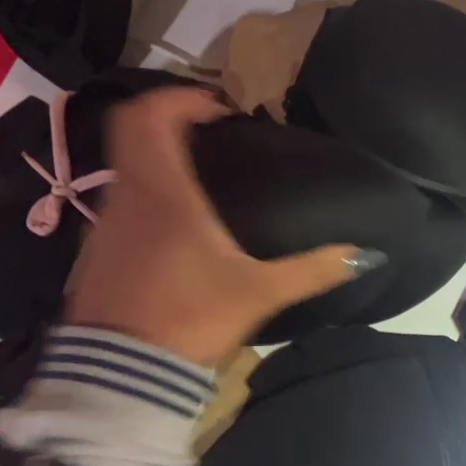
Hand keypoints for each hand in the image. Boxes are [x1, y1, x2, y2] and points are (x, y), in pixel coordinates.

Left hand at [65, 87, 381, 365]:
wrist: (124, 367)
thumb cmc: (192, 315)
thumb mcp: (263, 293)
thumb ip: (315, 270)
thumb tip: (369, 255)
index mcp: (164, 191)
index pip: (154, 114)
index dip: (185, 98)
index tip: (223, 110)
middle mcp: (127, 192)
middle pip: (131, 127)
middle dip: (170, 119)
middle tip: (213, 133)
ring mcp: (105, 220)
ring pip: (125, 163)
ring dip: (158, 156)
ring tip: (204, 176)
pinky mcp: (97, 247)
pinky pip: (122, 197)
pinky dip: (148, 190)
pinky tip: (179, 223)